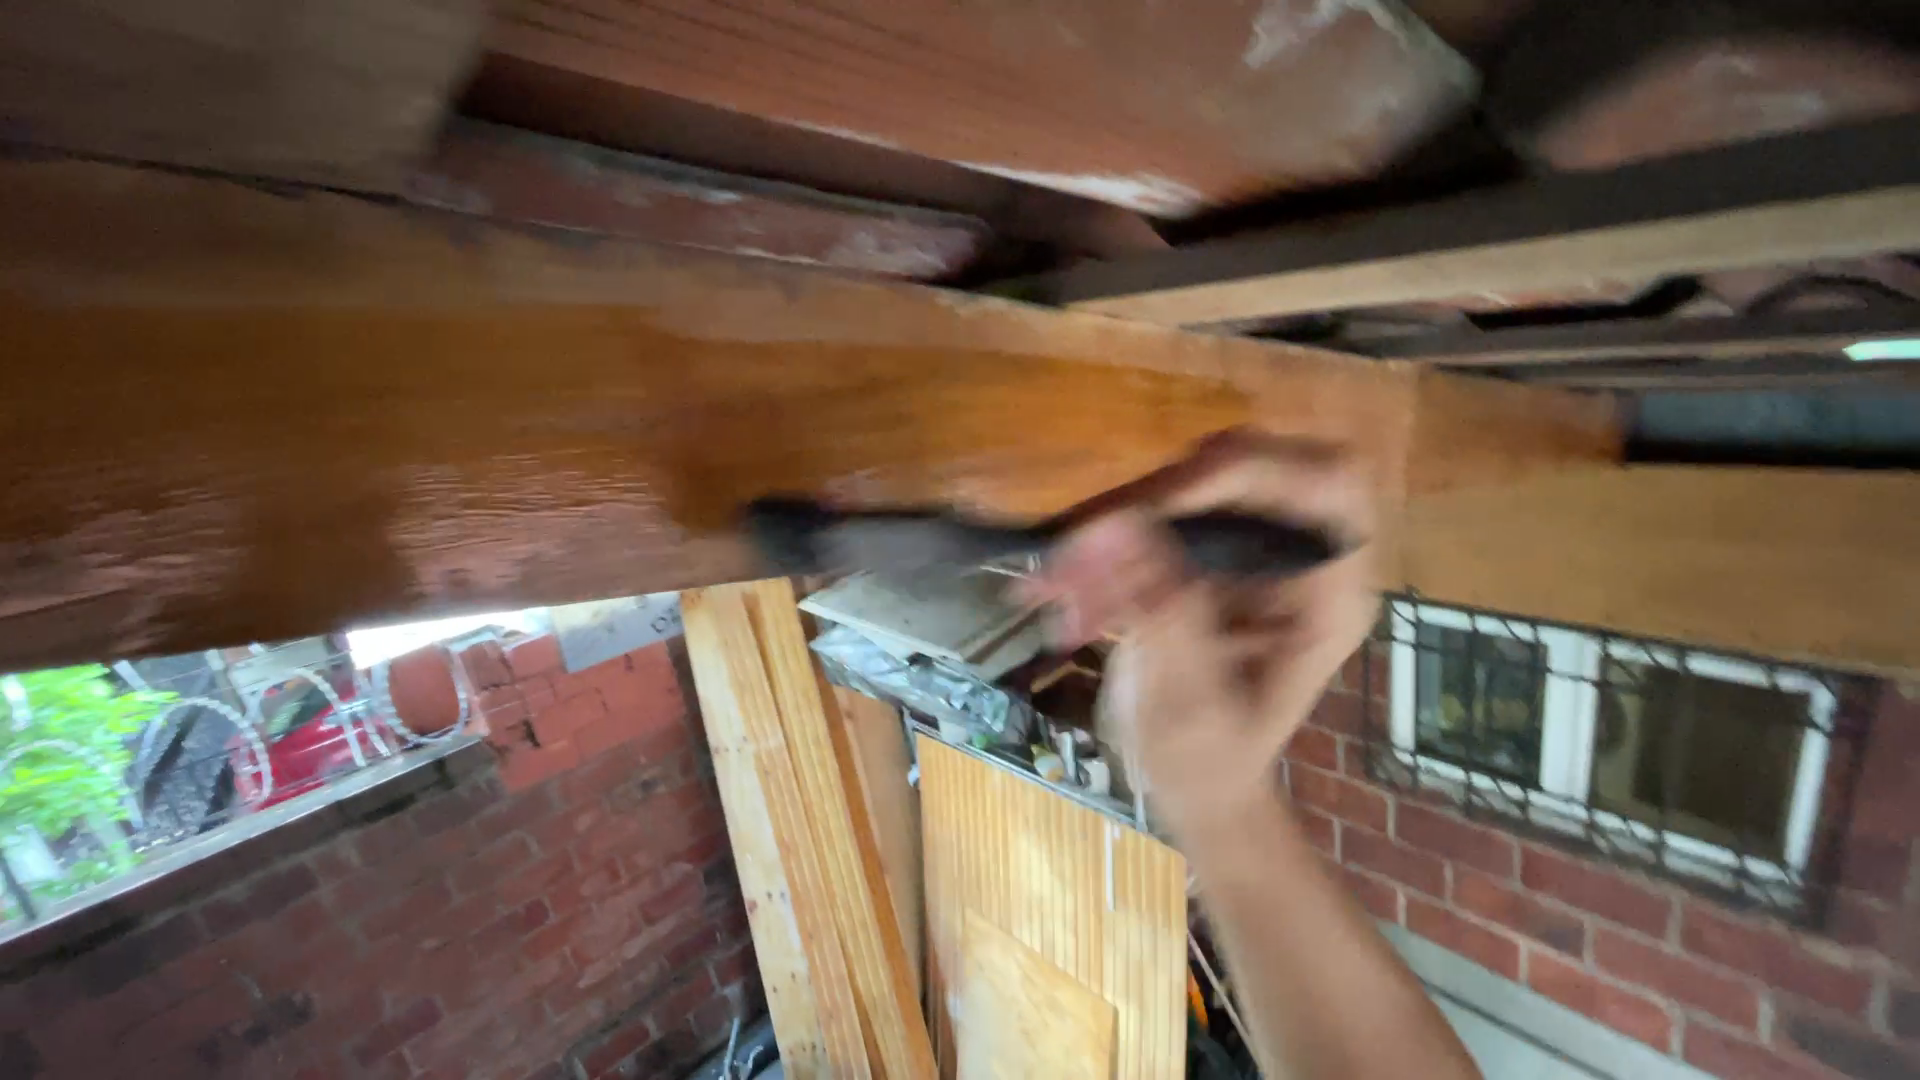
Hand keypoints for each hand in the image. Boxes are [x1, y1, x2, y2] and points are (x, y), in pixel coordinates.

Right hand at [1024, 431, 1378, 835]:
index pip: (1326, 484)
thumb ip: (1163, 612)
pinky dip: (1101, 543)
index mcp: (1330, 592)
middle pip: (1251, 466)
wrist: (1193, 786)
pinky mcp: (1200, 556)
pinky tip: (1058, 581)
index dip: (1252, 470)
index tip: (1163, 501)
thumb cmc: (1210, 768)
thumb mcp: (1190, 704)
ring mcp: (1247, 552)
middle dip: (1165, 493)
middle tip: (1094, 535)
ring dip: (1118, 521)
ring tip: (1059, 576)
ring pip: (1188, 486)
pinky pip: (1151, 518)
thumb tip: (1121, 524)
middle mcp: (1296, 558)